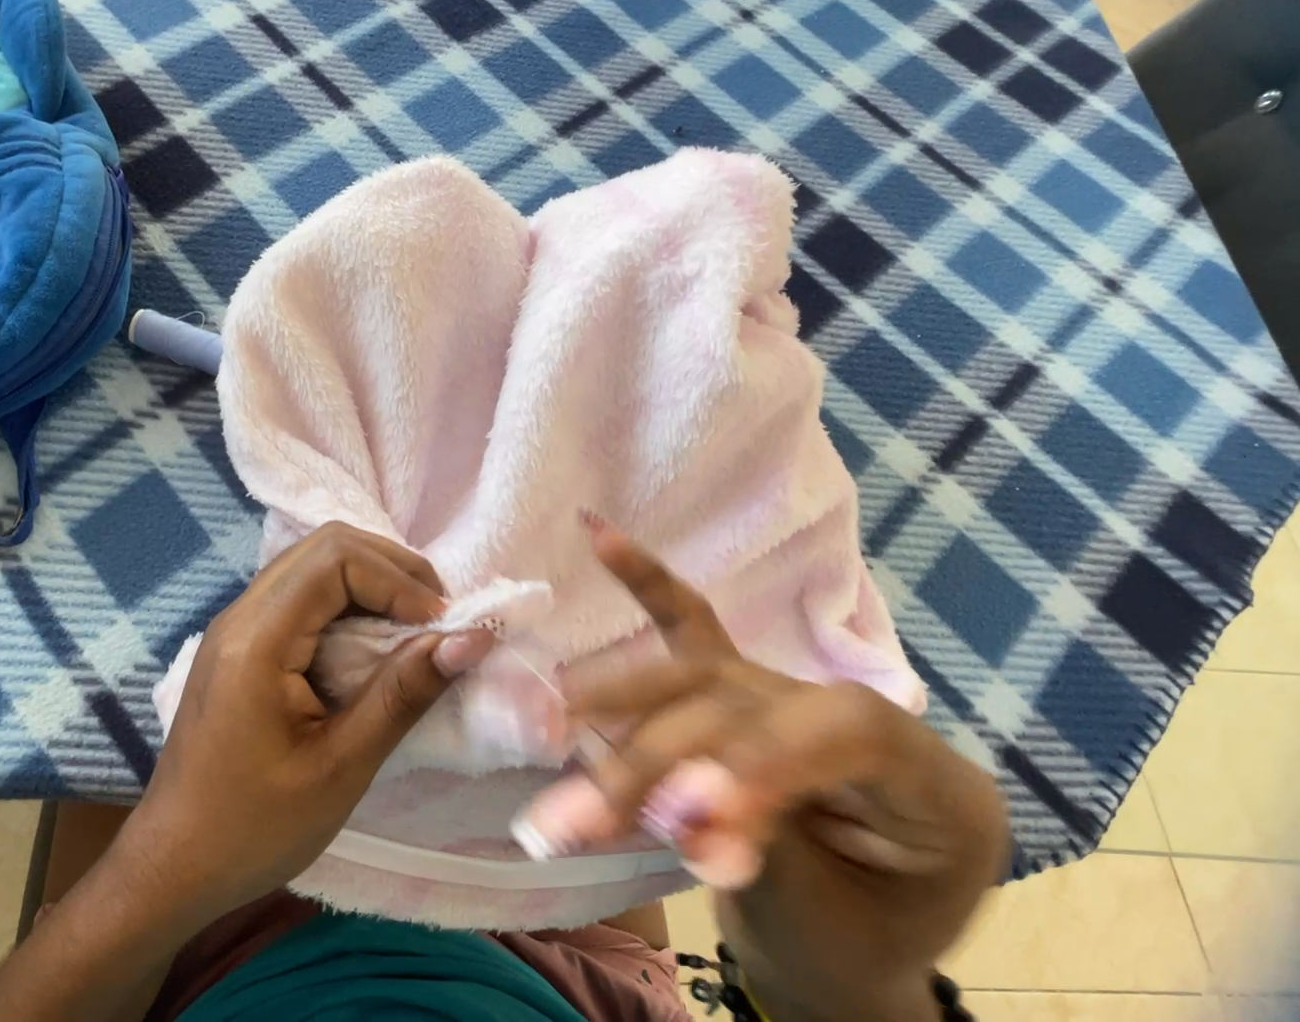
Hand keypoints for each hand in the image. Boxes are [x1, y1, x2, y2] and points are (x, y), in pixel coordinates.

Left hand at [118, 522, 491, 922]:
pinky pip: (301, 598)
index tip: (442, 627)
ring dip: (371, 584)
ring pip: (312, 567)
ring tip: (417, 628)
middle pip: (323, 548)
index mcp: (256, 639)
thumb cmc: (255, 828)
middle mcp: (240, 616)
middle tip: (438, 618)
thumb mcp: (342, 766)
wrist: (175, 865)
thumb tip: (470, 638)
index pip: (334, 559)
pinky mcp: (242, 647)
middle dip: (390, 570)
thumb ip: (403, 694)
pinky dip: (348, 606)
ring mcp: (236, 628)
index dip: (397, 579)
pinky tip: (376, 644)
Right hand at [520, 516, 1004, 1019]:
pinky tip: (597, 535)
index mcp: (933, 784)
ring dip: (618, 701)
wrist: (832, 952)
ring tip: (555, 722)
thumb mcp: (819, 922)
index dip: (764, 759)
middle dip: (656, 762)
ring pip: (699, 675)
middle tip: (575, 817)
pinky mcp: (740, 690)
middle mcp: (860, 721)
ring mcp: (792, 696)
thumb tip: (680, 812)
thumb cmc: (843, 948)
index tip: (687, 824)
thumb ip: (758, 851)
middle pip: (749, 706)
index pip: (849, 732)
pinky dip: (645, 586)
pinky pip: (694, 629)